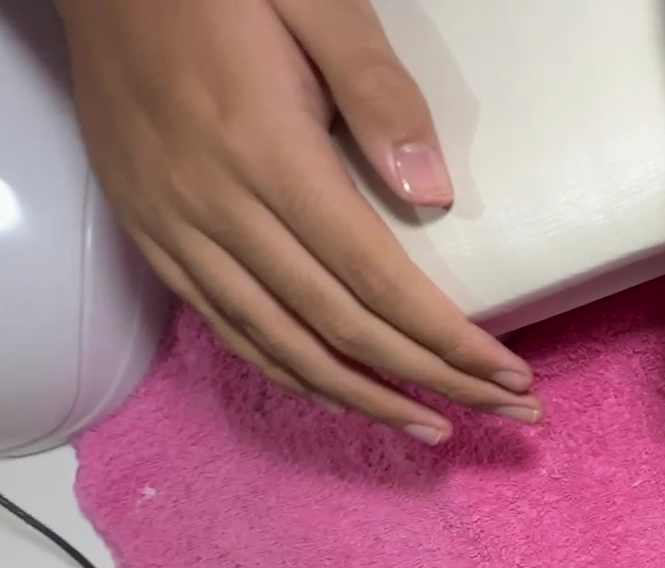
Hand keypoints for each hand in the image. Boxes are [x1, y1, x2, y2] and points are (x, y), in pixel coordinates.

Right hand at [58, 0, 539, 442]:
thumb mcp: (318, 7)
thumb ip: (380, 97)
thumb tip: (434, 196)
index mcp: (265, 156)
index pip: (383, 283)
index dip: (452, 342)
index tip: (513, 376)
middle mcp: (214, 206)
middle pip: (347, 329)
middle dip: (439, 381)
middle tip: (509, 412)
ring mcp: (174, 226)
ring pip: (283, 345)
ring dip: (368, 400)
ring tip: (438, 429)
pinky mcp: (152, 232)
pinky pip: (228, 328)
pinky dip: (293, 375)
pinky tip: (347, 398)